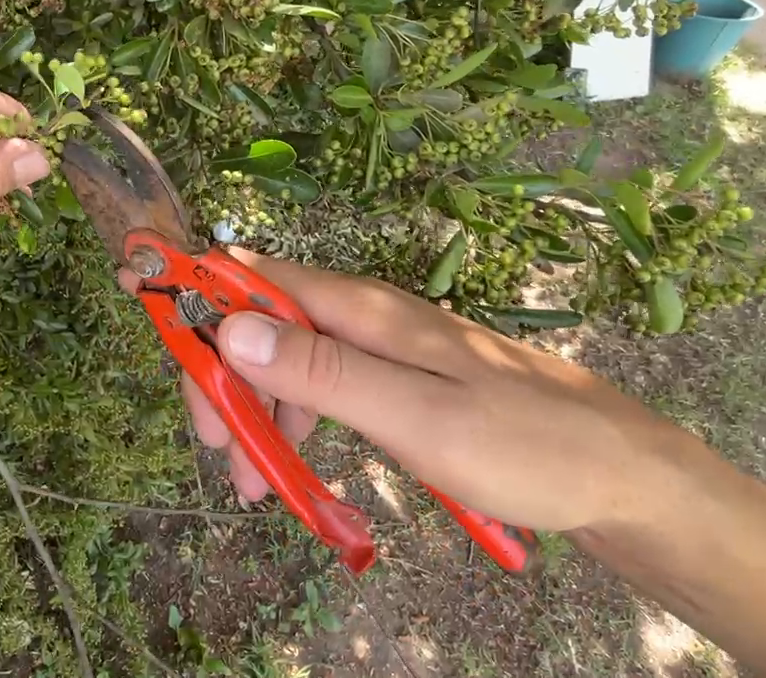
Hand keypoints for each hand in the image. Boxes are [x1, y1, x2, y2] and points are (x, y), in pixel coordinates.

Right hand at [178, 249, 694, 533]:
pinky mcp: (387, 380)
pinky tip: (294, 472)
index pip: (246, 278)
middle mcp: (355, 314)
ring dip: (254, 417)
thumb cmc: (527, 445)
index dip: (187, 282)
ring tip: (255, 486)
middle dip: (221, 380)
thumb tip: (228, 329)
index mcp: (356, 307)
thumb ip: (320, 370)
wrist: (631, 481)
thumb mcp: (417, 416)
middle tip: (216, 448)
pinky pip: (316, 391)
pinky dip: (292, 427)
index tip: (135, 292)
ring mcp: (372, 347)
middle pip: (254, 327)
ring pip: (281, 365)